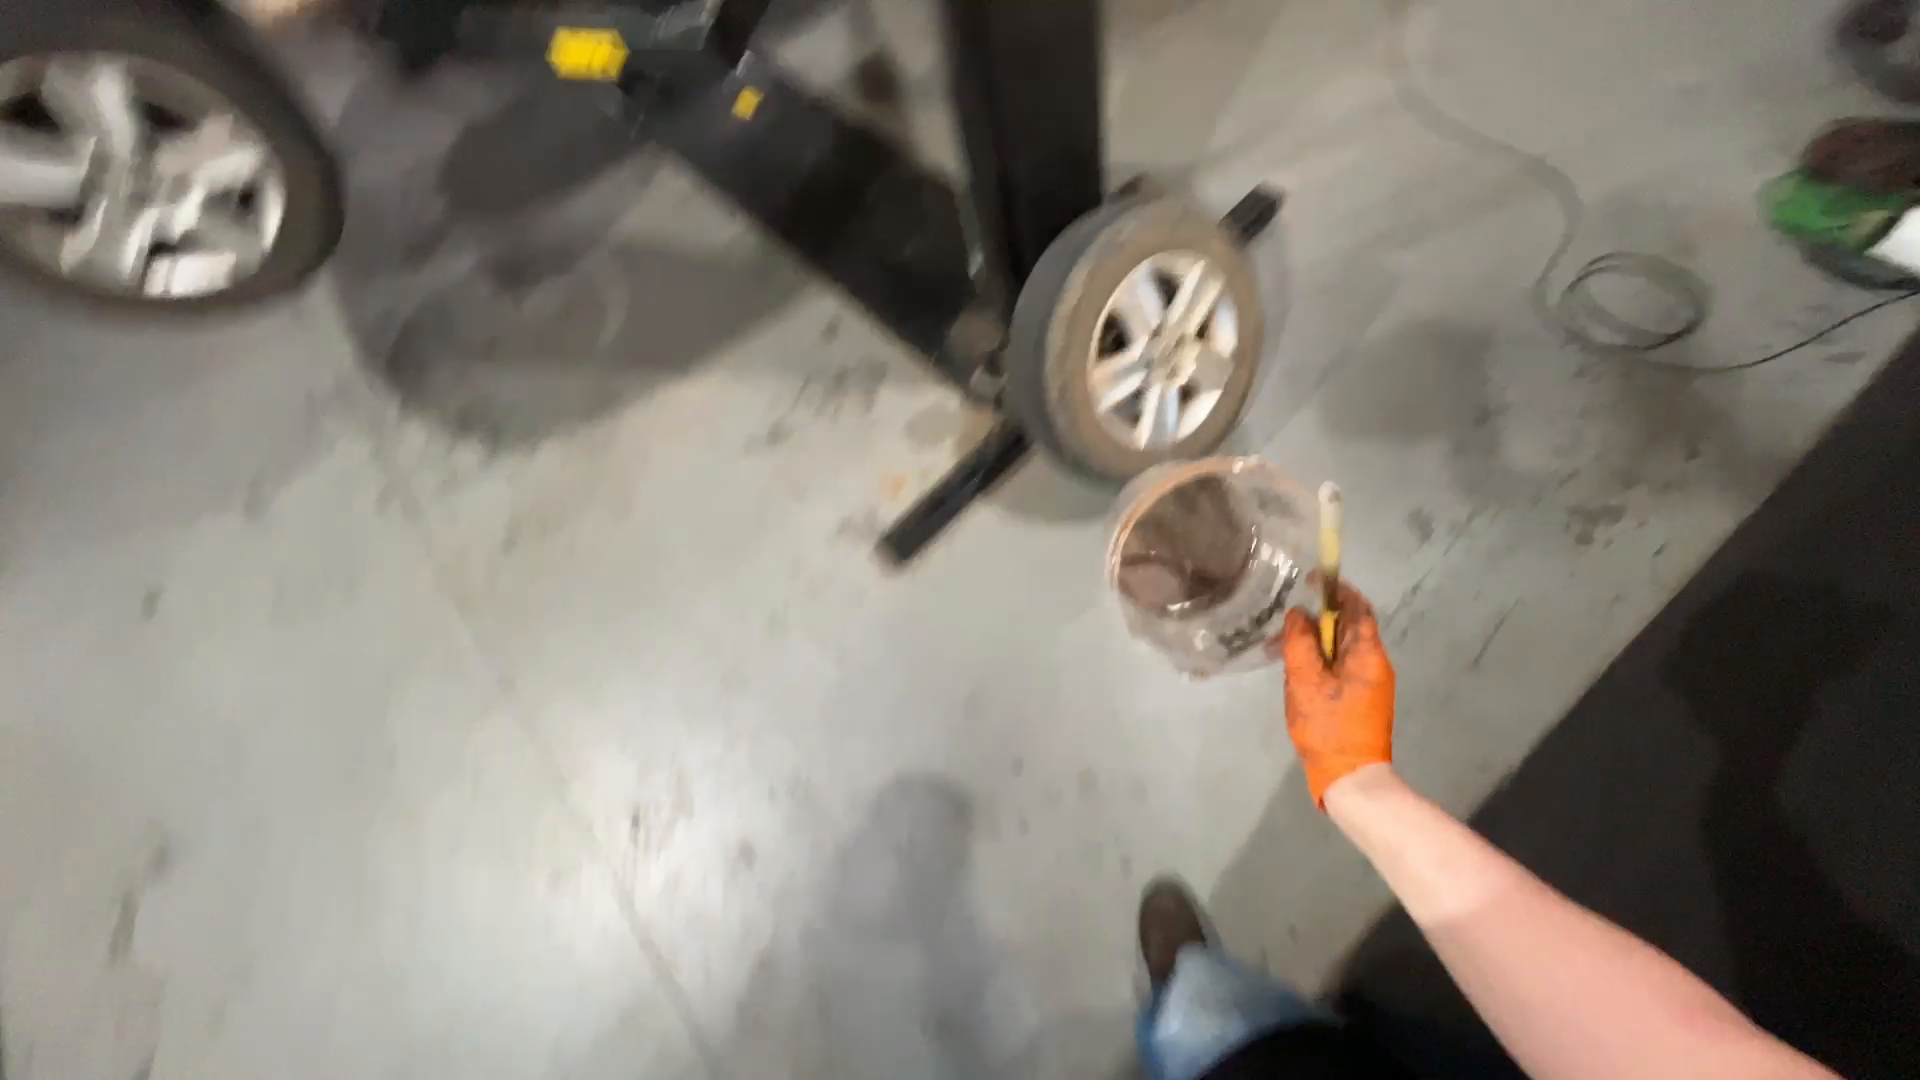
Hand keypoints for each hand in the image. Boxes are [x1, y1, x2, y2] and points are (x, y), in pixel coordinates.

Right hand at [1273, 577, 1396, 806]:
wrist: (1352, 778)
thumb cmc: (1328, 726)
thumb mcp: (1304, 680)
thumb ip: (1299, 642)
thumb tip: (1298, 614)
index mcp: (1368, 655)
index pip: (1357, 608)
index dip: (1336, 589)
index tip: (1311, 580)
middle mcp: (1375, 664)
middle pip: (1347, 627)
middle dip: (1315, 619)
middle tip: (1283, 624)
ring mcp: (1370, 684)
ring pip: (1339, 649)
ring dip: (1312, 643)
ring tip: (1279, 652)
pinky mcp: (1361, 699)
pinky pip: (1338, 668)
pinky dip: (1317, 662)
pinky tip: (1293, 673)